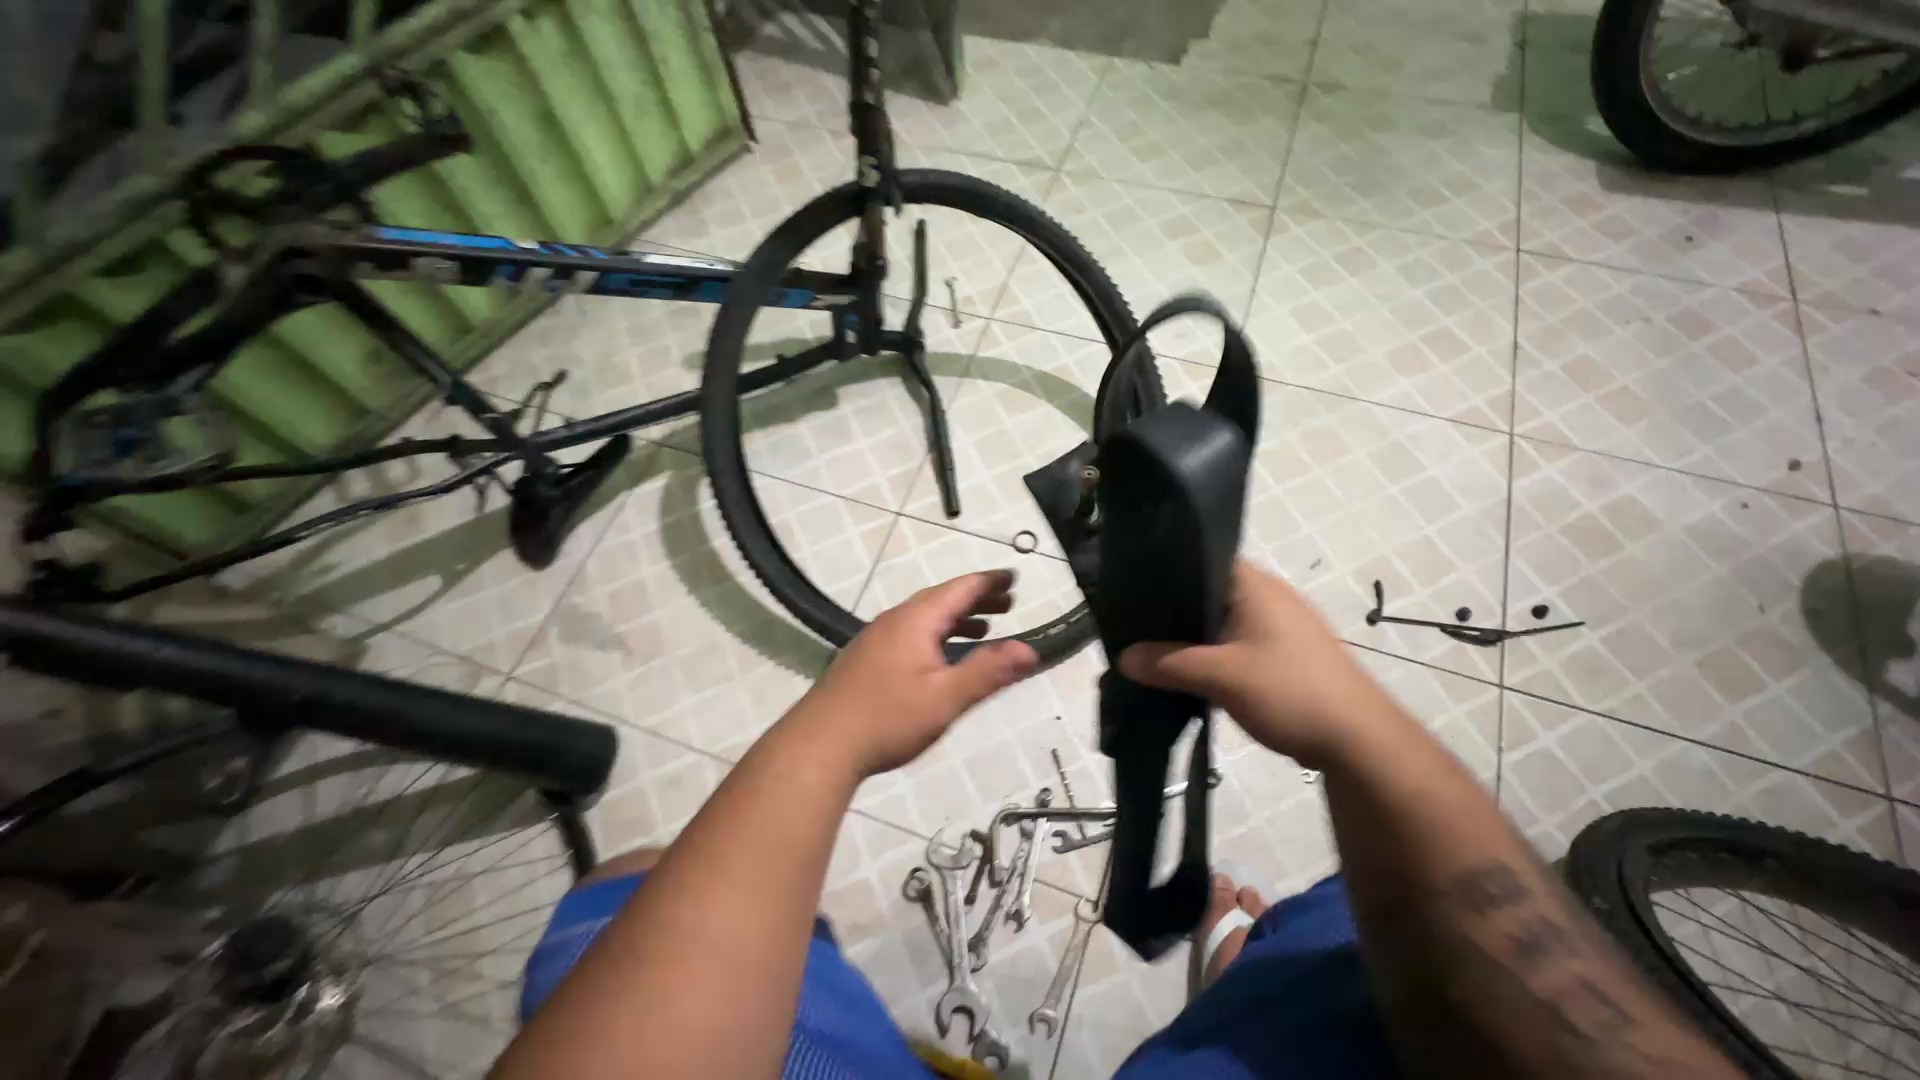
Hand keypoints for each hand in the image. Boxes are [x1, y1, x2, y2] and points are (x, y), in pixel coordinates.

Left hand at [790, 570, 1039, 777]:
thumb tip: (1030, 650)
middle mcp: (894, 621)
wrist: (820, 746)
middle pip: (941, 600)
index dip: (989, 583)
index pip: (960, 589)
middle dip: (976, 599)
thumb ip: (988, 672)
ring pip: (923, 618)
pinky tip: (939, 660)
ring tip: (984, 629)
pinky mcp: (866, 661)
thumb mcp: (946, 699)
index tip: (1014, 577)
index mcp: (915, 621)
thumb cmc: (887, 719)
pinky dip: (935, 635)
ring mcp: (875, 640)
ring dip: (956, 619)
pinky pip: (909, 634)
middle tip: (1008, 603)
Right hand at [1117, 561, 1401, 767]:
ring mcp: (1277, 626)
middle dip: (1169, 611)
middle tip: (1128, 625)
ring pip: (1218, 623)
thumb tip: (1123, 658)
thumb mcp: (1221, 677)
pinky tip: (1184, 674)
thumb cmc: (1290, 692)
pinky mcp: (1282, 655)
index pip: (1199, 558)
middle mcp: (1267, 596)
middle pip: (1205, 593)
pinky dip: (1209, 656)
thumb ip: (1168, 664)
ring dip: (1189, 638)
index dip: (1162, 571)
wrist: (1358, 740)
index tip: (1126, 589)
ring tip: (1148, 651)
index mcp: (1254, 585)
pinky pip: (1233, 645)